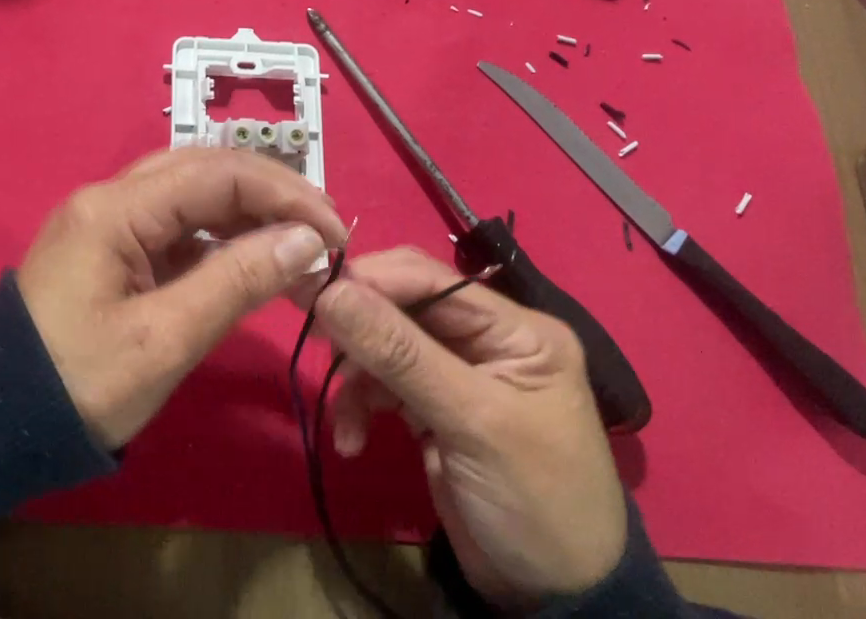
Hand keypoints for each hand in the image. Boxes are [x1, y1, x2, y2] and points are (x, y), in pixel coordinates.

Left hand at [17, 148, 348, 449]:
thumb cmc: (80, 385)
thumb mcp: (165, 339)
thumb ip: (237, 281)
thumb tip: (307, 239)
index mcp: (113, 210)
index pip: (216, 175)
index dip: (284, 195)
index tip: (336, 233)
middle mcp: (108, 200)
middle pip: (202, 172)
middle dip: (269, 195)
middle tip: (325, 233)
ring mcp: (105, 224)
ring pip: (188, 196)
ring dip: (246, 214)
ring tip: (298, 246)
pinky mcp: (108, 251)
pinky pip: (172, 228)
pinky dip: (218, 239)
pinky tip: (251, 260)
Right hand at [315, 249, 627, 607]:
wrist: (553, 598)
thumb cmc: (534, 500)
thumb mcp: (471, 422)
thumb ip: (400, 353)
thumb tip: (329, 290)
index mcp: (516, 329)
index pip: (430, 279)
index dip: (370, 279)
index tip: (312, 289)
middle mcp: (486, 340)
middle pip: (401, 307)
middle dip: (358, 328)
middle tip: (316, 341)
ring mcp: (456, 375)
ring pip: (383, 345)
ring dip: (356, 377)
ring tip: (345, 418)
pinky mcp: (431, 409)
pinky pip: (381, 386)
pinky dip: (360, 408)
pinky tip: (352, 442)